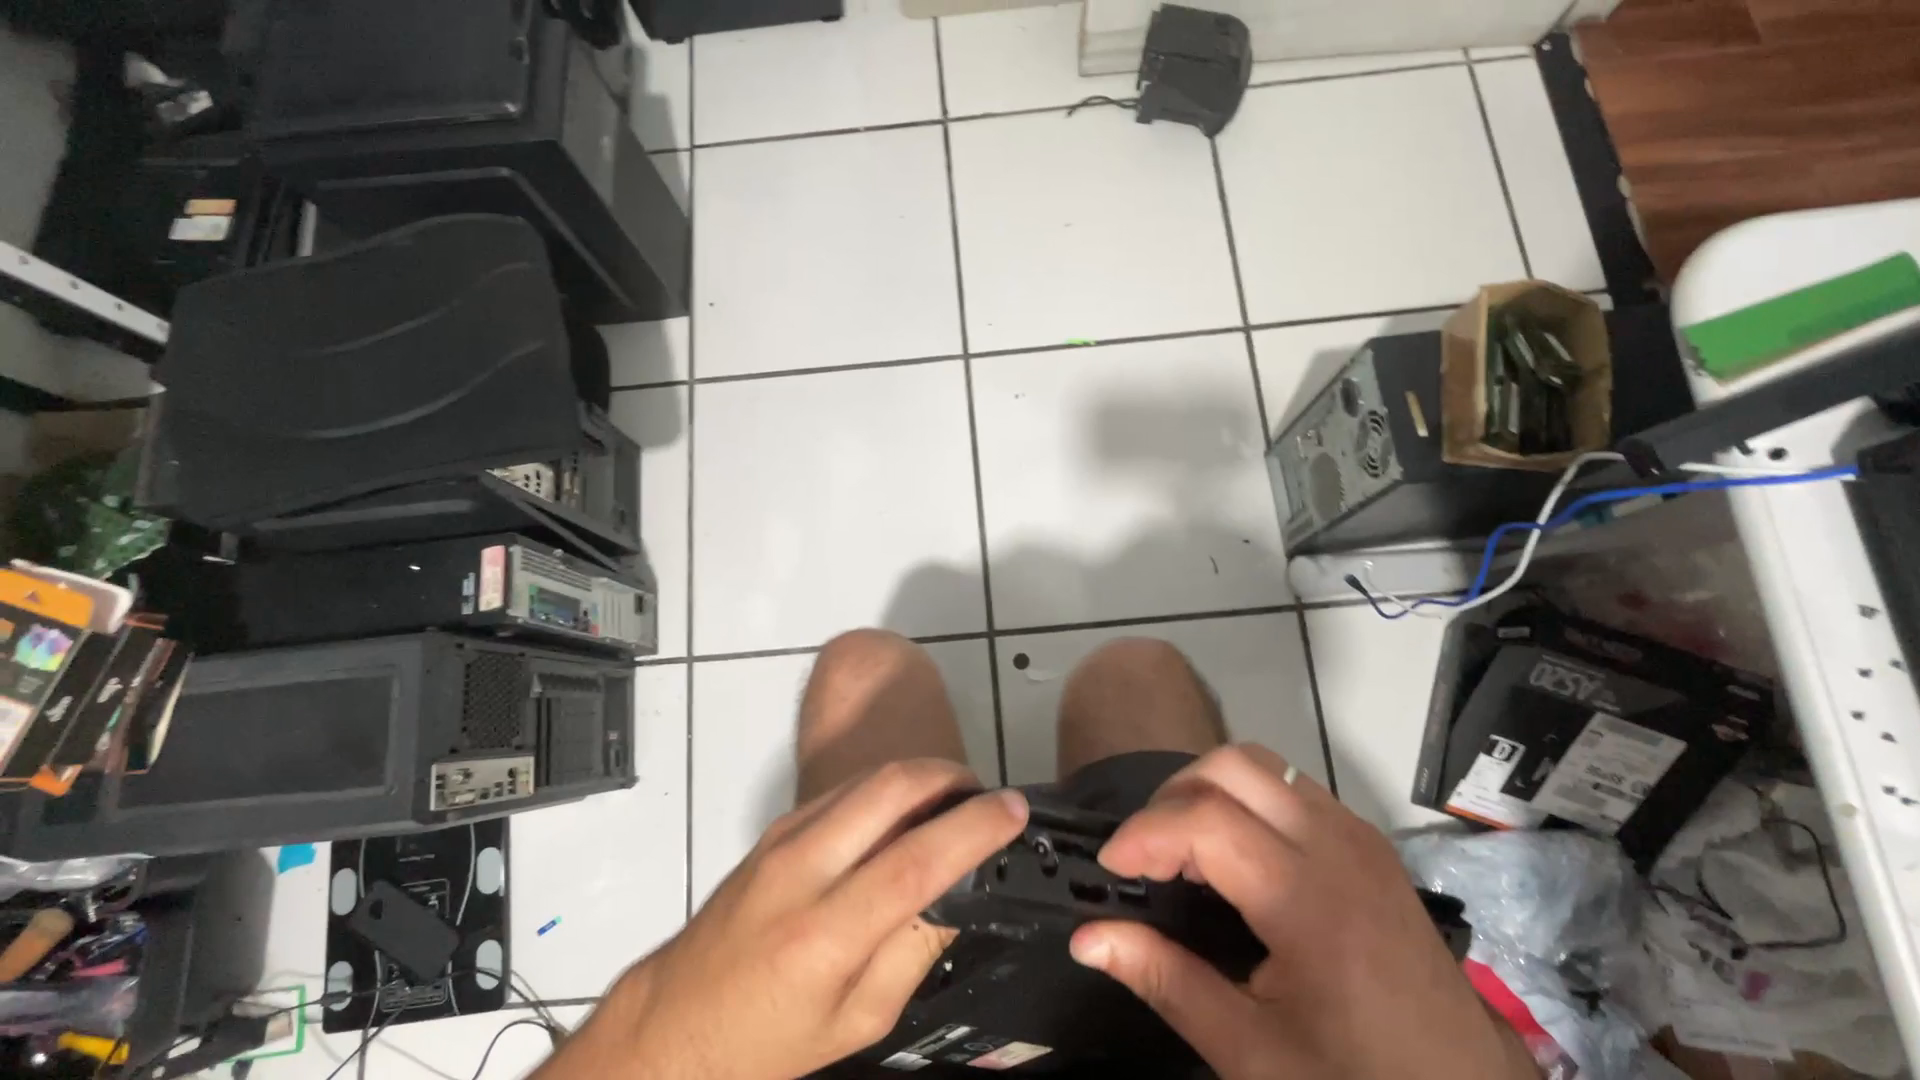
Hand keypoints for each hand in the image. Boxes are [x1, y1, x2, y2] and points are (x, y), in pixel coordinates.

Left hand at [538, 759, 1027, 1079]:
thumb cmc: (770, 1040)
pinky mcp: (773, 831)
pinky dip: (886, 788)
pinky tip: (906, 812)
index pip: (915, 861)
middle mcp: (803, 870)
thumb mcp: (859, 1019)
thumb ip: (914, 949)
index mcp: (827, 934)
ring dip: (920, 777)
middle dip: (949, 777)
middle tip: (986, 796)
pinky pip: (842, 792)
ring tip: (954, 801)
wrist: (674, 1023)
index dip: (972, 829)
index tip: (1013, 811)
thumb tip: (961, 892)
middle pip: (889, 790)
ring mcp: (783, 841)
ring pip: (867, 780)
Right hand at [1069, 745, 1537, 1079]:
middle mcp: (1334, 845)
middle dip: (1171, 796)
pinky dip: (1246, 798)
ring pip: (1263, 765)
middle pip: (1231, 766)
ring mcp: (1357, 836)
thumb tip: (1086, 938)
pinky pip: (1291, 786)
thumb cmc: (1356, 1076)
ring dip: (1208, 789)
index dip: (1143, 834)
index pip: (1204, 821)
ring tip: (1183, 850)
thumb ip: (1165, 981)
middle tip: (1146, 855)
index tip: (1111, 869)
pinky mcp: (1367, 842)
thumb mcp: (1252, 1051)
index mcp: (1305, 898)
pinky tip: (1236, 856)